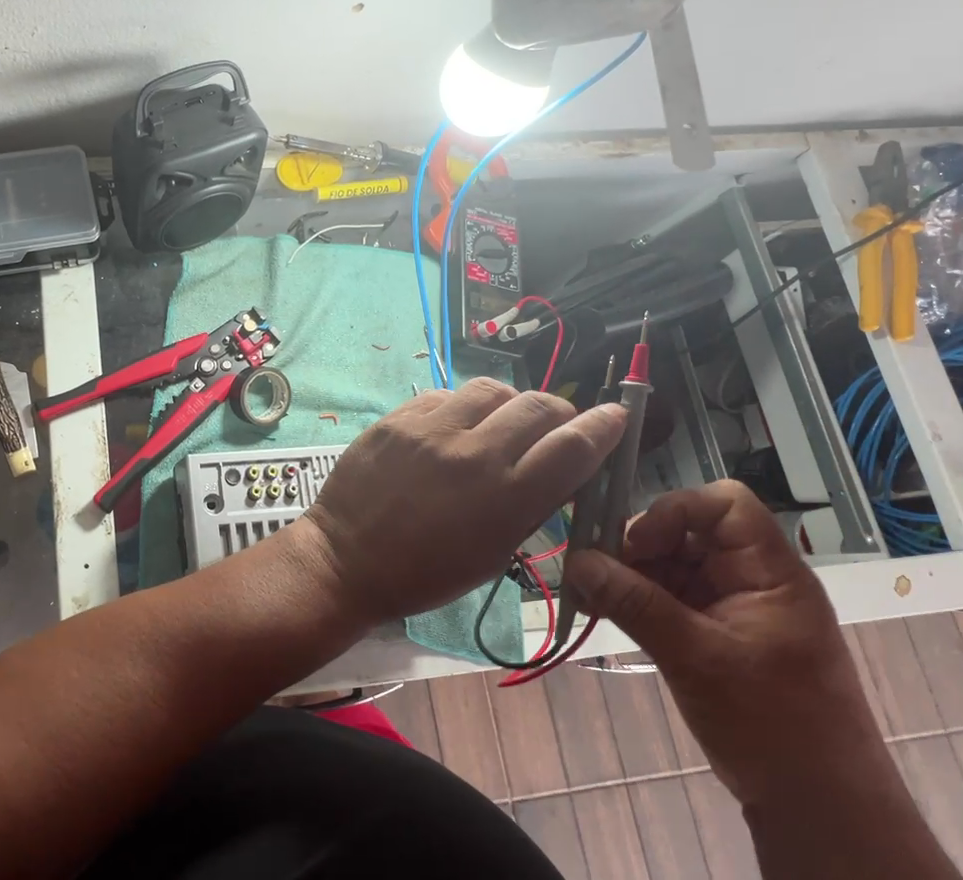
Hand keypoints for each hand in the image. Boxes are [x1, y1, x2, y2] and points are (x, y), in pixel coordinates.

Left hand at [299, 379, 625, 623]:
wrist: (346, 560)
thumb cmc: (425, 573)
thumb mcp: (494, 552)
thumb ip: (531, 505)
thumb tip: (560, 469)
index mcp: (506, 498)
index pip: (573, 445)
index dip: (603, 426)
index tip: (616, 417)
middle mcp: (473, 453)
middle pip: (539, 406)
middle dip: (559, 413)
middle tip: (554, 427)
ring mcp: (431, 430)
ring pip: (492, 390)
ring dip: (509, 404)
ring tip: (501, 424)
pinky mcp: (397, 418)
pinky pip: (445, 396)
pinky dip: (461, 408)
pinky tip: (454, 428)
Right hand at [562, 481, 885, 805]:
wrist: (818, 805)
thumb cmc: (771, 724)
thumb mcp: (695, 658)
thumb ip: (634, 604)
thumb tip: (575, 561)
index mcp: (770, 574)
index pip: (724, 505)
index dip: (674, 512)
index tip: (635, 547)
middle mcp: (752, 580)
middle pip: (689, 532)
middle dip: (638, 546)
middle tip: (594, 574)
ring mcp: (734, 608)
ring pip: (672, 565)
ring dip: (629, 575)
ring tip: (589, 598)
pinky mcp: (716, 635)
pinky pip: (669, 598)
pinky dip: (635, 600)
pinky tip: (603, 613)